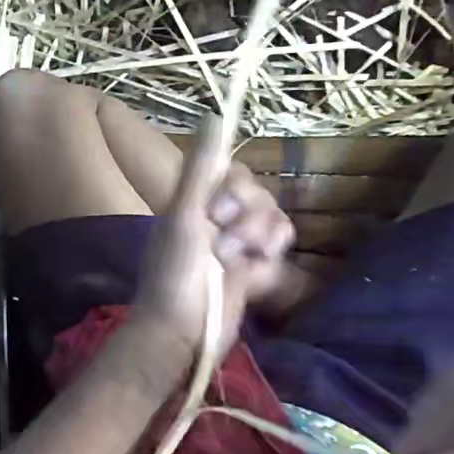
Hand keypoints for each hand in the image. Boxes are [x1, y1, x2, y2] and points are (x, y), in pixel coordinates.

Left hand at [135, 117, 295, 360]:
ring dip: (263, 241)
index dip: (238, 191)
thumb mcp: (184, 218)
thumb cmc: (175, 277)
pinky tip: (254, 280)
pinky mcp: (254, 271)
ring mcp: (238, 245)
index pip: (236, 173)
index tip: (220, 213)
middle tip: (227, 248)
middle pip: (261, 196)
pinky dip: (269, 266)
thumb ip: (200, 170)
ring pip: (275, 222)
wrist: (182, 338)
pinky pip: (278, 253)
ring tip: (241, 264)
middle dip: (251, 221)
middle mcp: (218, 218)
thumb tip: (214, 115)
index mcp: (197, 201)